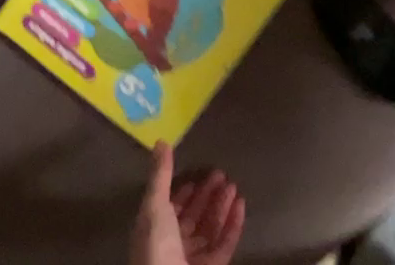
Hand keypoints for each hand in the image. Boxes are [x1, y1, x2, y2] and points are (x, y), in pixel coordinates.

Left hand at [131, 142, 245, 264]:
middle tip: (221, 174)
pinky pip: (225, 243)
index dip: (184, 191)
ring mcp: (194, 257)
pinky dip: (234, 223)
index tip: (198, 173)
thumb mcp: (154, 206)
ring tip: (233, 185)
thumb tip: (160, 141)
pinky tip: (241, 204)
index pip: (170, 208)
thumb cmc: (157, 245)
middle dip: (207, 195)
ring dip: (222, 206)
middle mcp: (173, 245)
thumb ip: (160, 175)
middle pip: (193, 216)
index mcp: (154, 231)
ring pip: (210, 227)